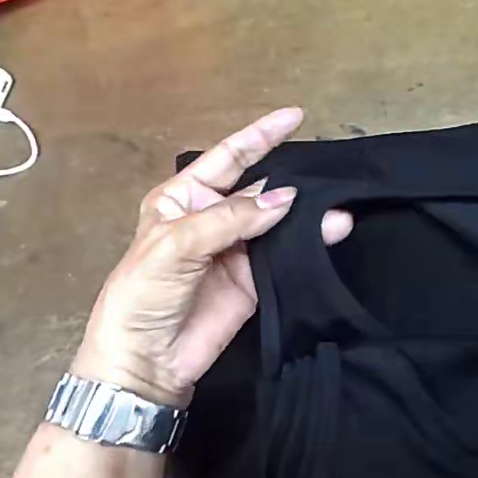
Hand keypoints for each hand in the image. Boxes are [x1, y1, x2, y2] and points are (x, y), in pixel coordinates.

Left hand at [70, 107, 351, 405]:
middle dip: (290, 177)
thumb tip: (285, 198)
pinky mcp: (254, 278)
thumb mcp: (175, 245)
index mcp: (182, 198)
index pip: (227, 158)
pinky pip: (285, 253)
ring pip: (277, 221)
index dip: (260, 137)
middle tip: (327, 170)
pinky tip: (331, 231)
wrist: (145, 361)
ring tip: (336, 208)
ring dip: (306, 213)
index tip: (296, 117)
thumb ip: (231, 218)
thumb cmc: (141, 294)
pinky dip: (308, 242)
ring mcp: (236, 249)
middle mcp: (212, 218)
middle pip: (257, 188)